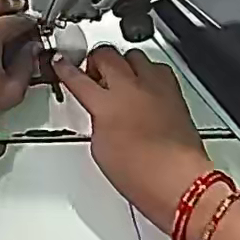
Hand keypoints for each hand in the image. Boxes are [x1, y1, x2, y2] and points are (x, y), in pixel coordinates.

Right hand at [54, 46, 209, 221]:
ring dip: (123, 62)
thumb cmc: (142, 174)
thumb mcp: (100, 147)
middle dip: (94, 60)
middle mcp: (130, 89)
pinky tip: (145, 84)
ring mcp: (155, 88)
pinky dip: (148, 72)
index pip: (77, 77)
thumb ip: (97, 120)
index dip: (64, 67)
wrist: (179, 184)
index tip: (60, 62)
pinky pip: (159, 69)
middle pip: (106, 55)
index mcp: (105, 103)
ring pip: (133, 55)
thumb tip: (100, 112)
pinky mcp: (175, 94)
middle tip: (92, 71)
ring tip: (120, 75)